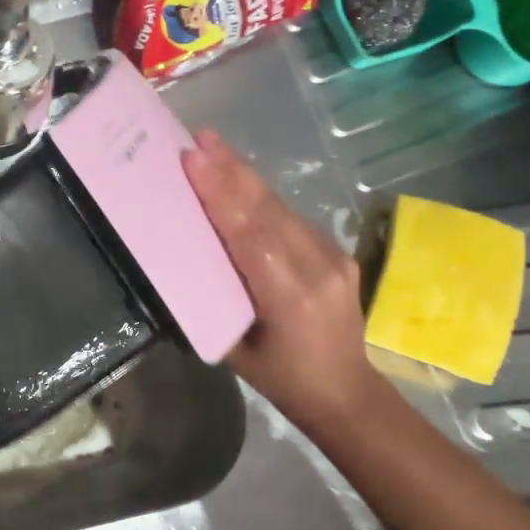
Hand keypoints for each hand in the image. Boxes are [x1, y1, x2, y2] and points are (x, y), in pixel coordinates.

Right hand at [182, 130, 384, 430]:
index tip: (193, 159)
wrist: (346, 392)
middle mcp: (315, 267)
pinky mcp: (336, 253)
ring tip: (214, 148)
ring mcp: (331, 256)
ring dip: (244, 176)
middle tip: (199, 138)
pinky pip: (291, 218)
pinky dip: (260, 196)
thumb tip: (182, 259)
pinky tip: (240, 179)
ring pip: (279, 207)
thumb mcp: (234, 346)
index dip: (219, 193)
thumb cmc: (280, 377)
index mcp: (287, 294)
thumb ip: (215, 299)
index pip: (248, 232)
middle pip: (266, 209)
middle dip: (230, 170)